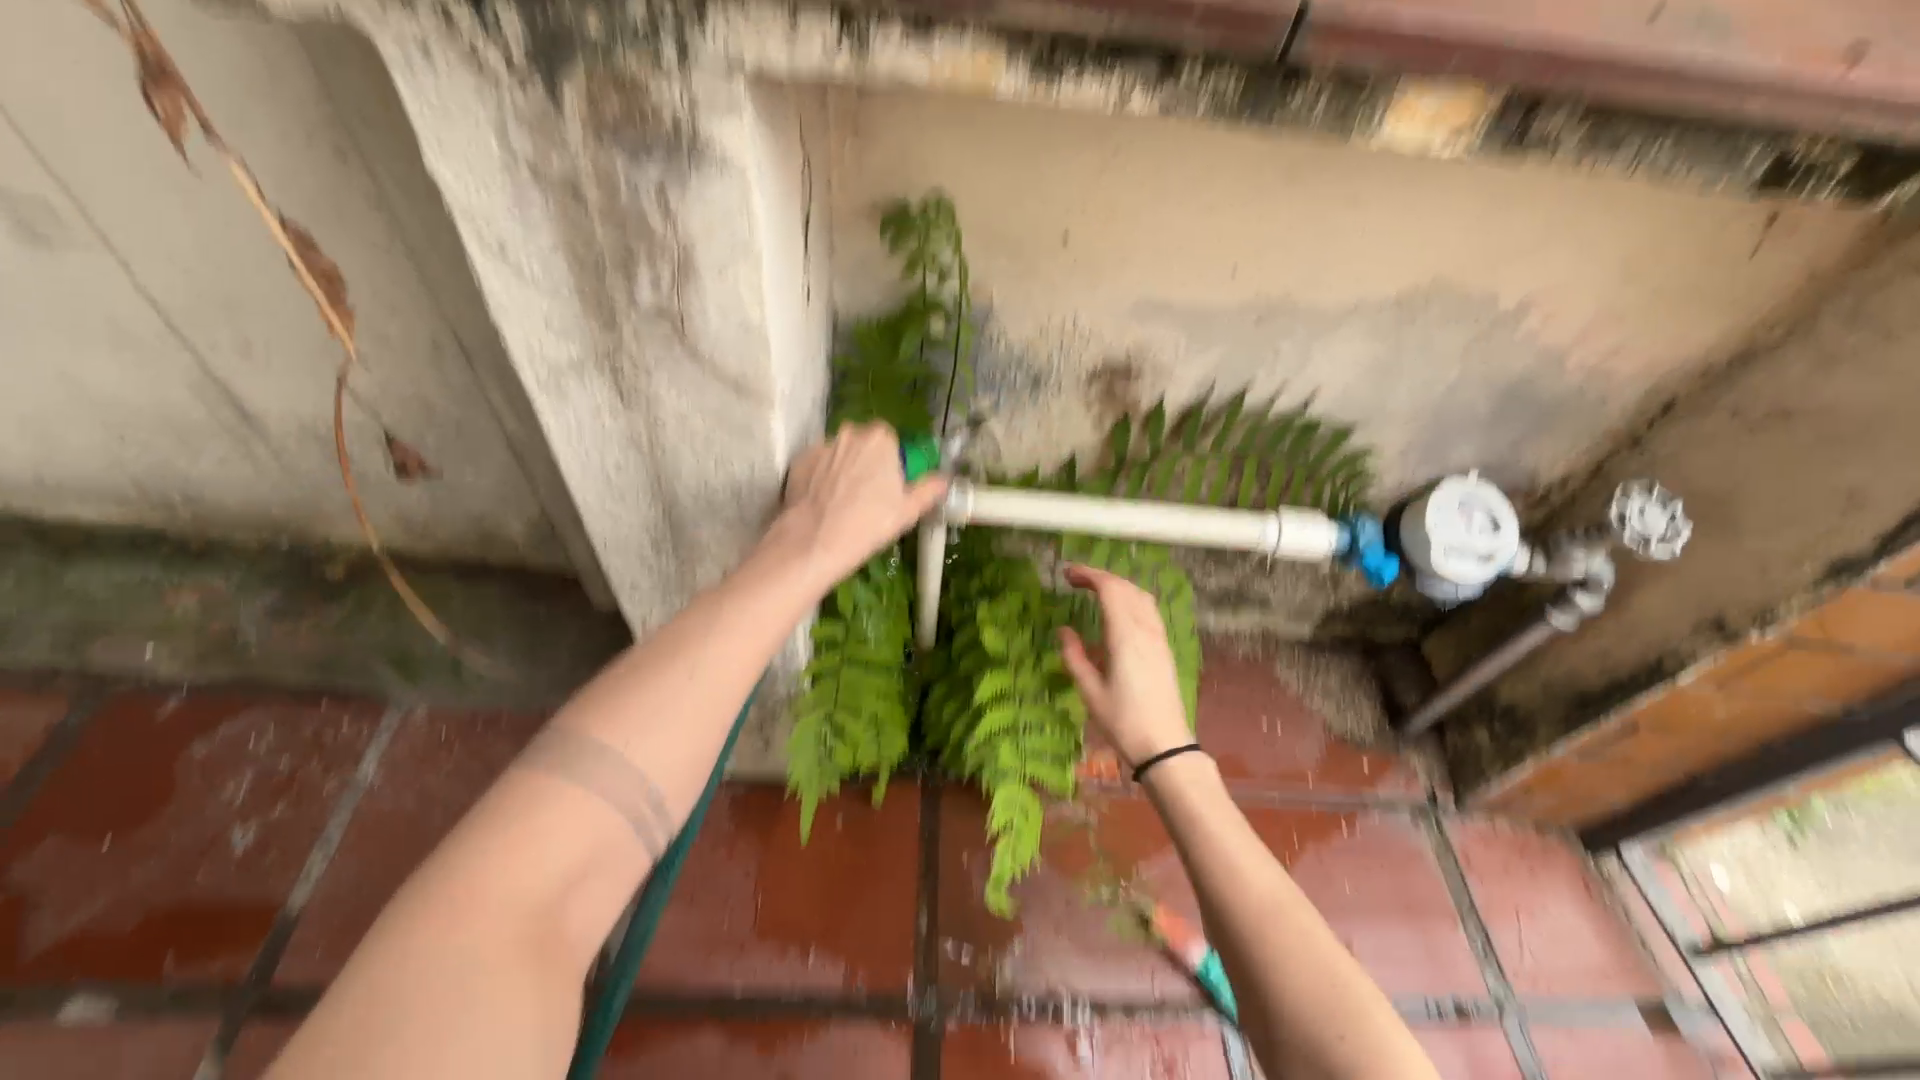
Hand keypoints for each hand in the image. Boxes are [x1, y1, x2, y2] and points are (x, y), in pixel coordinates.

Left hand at [770, 422, 948, 587]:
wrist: (815, 539)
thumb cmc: (869, 523)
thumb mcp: (909, 510)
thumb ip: (930, 488)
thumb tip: (944, 479)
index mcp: (880, 439)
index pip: (890, 439)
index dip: (892, 460)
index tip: (890, 482)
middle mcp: (849, 433)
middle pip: (863, 443)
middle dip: (867, 461)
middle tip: (868, 493)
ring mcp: (821, 446)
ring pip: (839, 453)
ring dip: (843, 468)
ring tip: (843, 500)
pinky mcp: (799, 461)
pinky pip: (817, 465)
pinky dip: (821, 477)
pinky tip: (823, 501)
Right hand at [1056, 563, 1191, 767]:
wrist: (1164, 745)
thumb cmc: (1122, 721)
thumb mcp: (1089, 691)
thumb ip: (1074, 656)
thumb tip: (1064, 630)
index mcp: (1125, 636)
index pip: (1110, 590)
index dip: (1089, 575)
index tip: (1067, 574)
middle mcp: (1146, 631)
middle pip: (1126, 588)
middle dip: (1101, 577)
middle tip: (1075, 580)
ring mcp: (1159, 639)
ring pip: (1141, 598)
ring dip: (1118, 587)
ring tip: (1095, 591)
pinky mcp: (1165, 650)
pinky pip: (1148, 612)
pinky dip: (1131, 601)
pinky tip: (1117, 615)